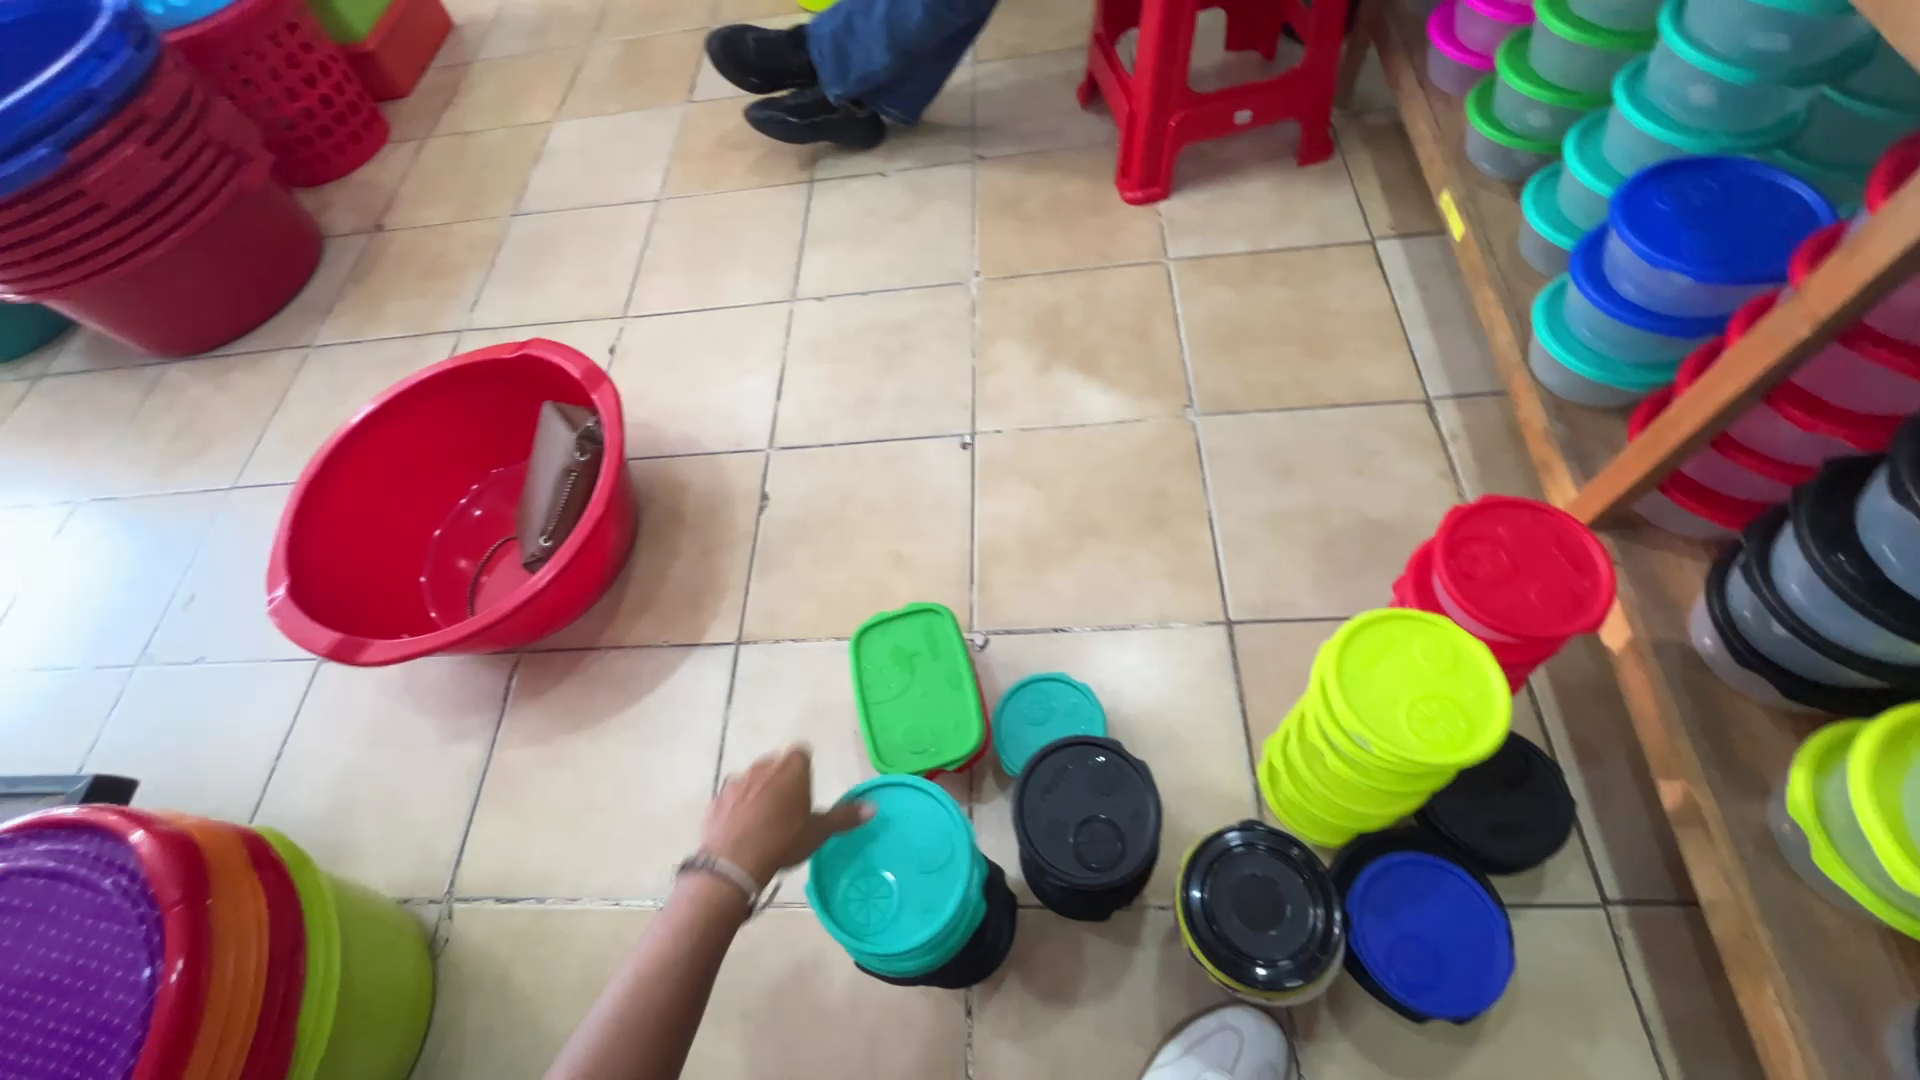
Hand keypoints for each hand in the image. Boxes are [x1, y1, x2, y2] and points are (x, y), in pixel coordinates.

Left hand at [702, 745, 871, 887]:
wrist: (735, 862)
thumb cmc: (784, 840)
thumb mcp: (819, 831)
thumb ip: (845, 816)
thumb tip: (873, 807)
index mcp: (792, 767)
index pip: (801, 753)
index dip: (804, 769)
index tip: (805, 790)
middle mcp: (763, 766)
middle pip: (776, 765)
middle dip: (781, 780)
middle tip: (788, 809)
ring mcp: (737, 781)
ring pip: (752, 781)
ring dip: (758, 793)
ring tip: (763, 822)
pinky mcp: (717, 800)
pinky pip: (732, 799)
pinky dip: (737, 809)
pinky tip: (741, 830)